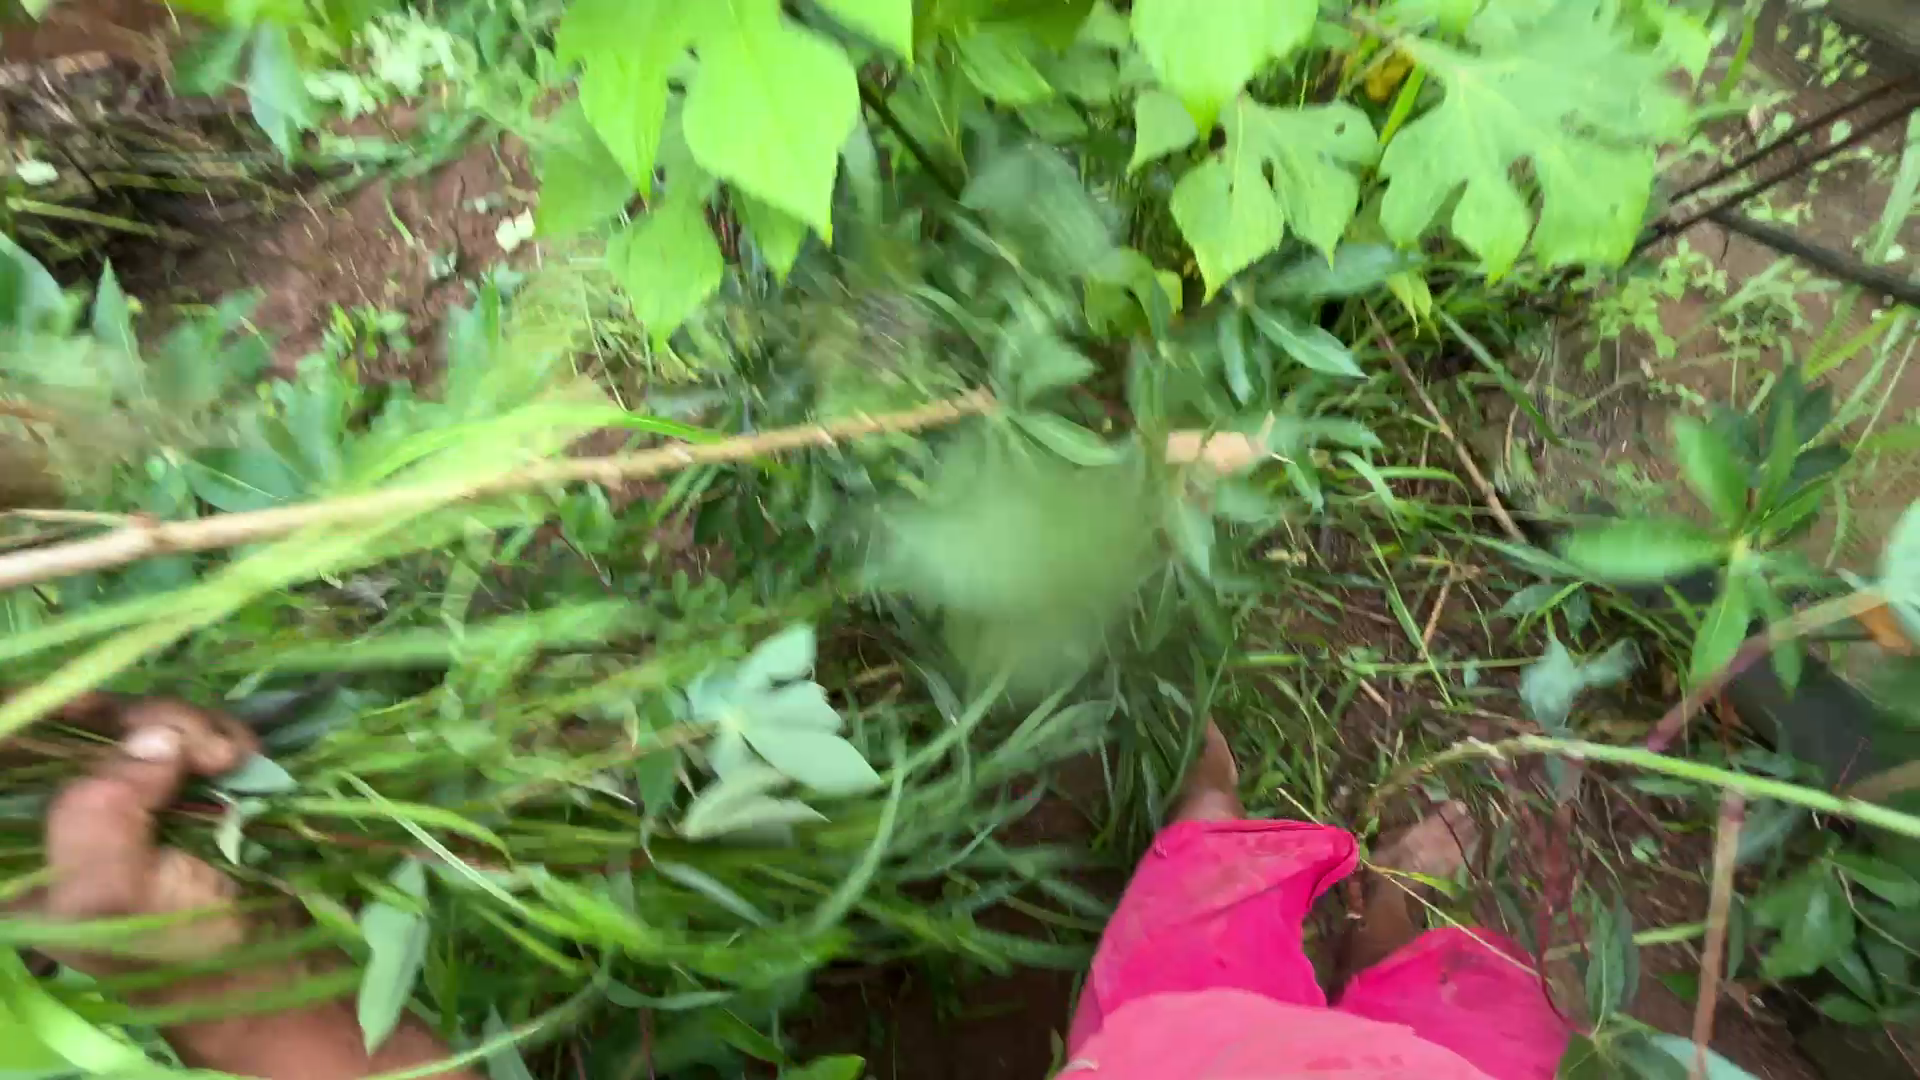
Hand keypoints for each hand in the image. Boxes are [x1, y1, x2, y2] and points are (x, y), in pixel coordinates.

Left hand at [41, 696, 257, 971]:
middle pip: (73, 723)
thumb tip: (153, 741)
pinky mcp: (181, 775)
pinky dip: (223, 732)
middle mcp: (52, 806)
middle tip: (201, 750)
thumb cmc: (168, 942)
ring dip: (195, 727)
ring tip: (234, 761)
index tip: (82, 705)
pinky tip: (244, 758)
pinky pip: (193, 726)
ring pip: (140, 718)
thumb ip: (103, 818)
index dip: (22, 715)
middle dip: (138, 721)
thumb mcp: (113, 895)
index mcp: (4, 843)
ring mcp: (123, 786)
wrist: (256, 945)